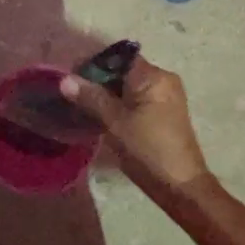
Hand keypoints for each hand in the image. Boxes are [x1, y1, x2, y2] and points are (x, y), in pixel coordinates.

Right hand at [59, 56, 213, 194]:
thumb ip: (91, 98)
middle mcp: (163, 80)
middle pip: (123, 71)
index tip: (71, 79)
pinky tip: (101, 117)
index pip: (118, 58)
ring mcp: (166, 97)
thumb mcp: (115, 123)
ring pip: (129, 87)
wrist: (180, 186)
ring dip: (107, 95)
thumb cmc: (148, 150)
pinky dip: (119, 105)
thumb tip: (65, 79)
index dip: (93, 64)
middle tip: (72, 94)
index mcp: (154, 77)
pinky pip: (137, 100)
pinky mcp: (164, 113)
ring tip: (82, 106)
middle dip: (98, 81)